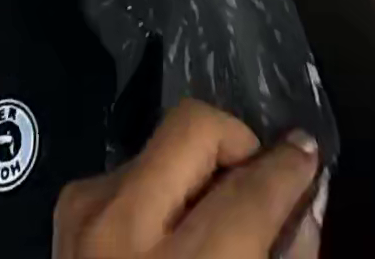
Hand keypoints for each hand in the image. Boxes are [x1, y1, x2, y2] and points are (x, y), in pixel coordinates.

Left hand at [54, 100, 326, 258]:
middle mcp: (122, 232)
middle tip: (258, 177)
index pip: (248, 192)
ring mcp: (85, 217)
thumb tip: (303, 190)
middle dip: (238, 142)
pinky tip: (168, 235)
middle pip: (195, 128)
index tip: (306, 152)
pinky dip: (163, 187)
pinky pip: (132, 169)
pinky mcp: (68, 214)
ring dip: (198, 167)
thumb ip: (286, 256)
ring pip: (163, 141)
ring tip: (212, 216)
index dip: (289, 166)